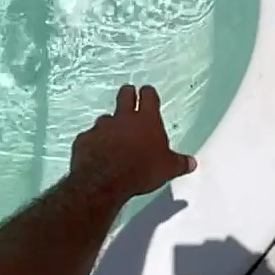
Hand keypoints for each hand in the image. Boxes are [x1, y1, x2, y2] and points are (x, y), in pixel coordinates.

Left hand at [69, 84, 195, 203]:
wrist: (105, 182)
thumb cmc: (141, 170)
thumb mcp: (167, 168)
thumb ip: (179, 163)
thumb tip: (190, 163)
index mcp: (147, 119)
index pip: (148, 95)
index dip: (148, 93)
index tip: (148, 93)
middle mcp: (123, 117)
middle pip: (125, 94)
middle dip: (127, 94)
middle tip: (129, 97)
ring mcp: (102, 127)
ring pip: (105, 118)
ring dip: (109, 125)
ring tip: (112, 138)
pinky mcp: (84, 139)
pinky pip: (89, 137)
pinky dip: (92, 143)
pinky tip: (95, 154)